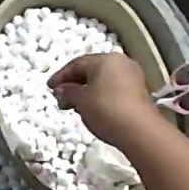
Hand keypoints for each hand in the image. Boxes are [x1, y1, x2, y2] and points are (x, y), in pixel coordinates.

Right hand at [48, 53, 163, 147]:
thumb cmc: (105, 109)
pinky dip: (99, 96)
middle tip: (60, 97)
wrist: (138, 130)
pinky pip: (112, 89)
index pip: (77, 64)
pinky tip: (91, 108)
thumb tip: (60, 91)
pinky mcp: (138, 92)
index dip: (61, 76)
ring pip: (102, 80)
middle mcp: (121, 63)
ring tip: (74, 105)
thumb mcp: (81, 100)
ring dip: (86, 91)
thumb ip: (68, 92)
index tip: (50, 88)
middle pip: (91, 70)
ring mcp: (132, 77)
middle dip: (74, 84)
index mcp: (105, 59)